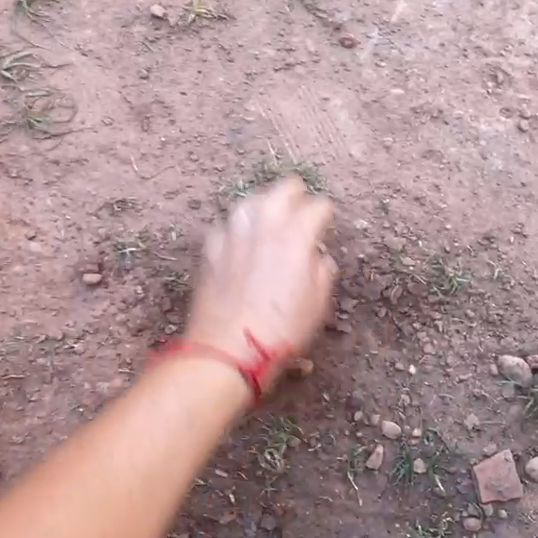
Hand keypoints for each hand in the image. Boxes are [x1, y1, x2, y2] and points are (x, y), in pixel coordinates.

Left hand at [182, 176, 335, 372]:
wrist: (229, 348)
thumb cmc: (281, 330)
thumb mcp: (318, 303)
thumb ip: (322, 271)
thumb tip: (317, 257)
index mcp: (296, 236)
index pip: (318, 206)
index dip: (326, 214)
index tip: (327, 222)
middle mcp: (264, 225)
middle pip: (282, 190)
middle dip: (296, 194)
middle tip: (302, 204)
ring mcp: (234, 233)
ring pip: (251, 200)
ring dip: (265, 203)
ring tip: (271, 214)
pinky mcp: (211, 248)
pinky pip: (227, 226)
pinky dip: (238, 228)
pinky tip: (242, 240)